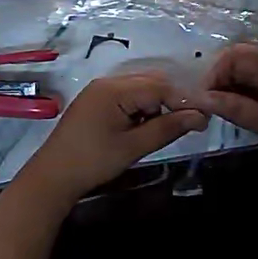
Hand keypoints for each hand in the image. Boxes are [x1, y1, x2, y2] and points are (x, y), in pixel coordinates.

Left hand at [13, 73, 208, 200]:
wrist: (53, 176)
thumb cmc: (93, 162)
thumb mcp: (133, 146)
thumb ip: (167, 128)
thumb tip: (199, 117)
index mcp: (115, 89)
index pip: (159, 87)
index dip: (184, 101)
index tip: (204, 119)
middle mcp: (107, 82)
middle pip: (150, 82)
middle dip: (172, 100)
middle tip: (190, 124)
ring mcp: (99, 90)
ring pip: (139, 88)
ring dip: (157, 104)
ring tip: (169, 127)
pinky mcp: (96, 101)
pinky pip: (127, 96)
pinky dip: (141, 108)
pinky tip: (146, 126)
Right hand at [189, 44, 257, 162]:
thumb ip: (234, 108)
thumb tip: (202, 99)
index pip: (231, 58)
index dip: (213, 77)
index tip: (204, 102)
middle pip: (237, 58)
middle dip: (220, 79)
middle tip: (211, 105)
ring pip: (247, 66)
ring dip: (231, 84)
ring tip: (224, 109)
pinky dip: (245, 88)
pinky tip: (243, 108)